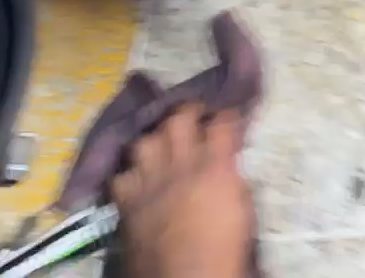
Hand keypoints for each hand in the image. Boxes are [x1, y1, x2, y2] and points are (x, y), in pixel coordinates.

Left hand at [111, 104, 253, 277]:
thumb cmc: (224, 250)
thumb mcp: (243, 208)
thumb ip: (233, 176)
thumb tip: (228, 162)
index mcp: (215, 165)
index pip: (222, 121)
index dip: (226, 114)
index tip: (229, 115)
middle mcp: (181, 165)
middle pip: (178, 119)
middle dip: (187, 113)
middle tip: (194, 118)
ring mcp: (151, 183)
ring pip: (144, 141)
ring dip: (154, 141)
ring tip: (162, 146)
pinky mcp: (128, 205)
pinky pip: (121, 177)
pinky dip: (130, 175)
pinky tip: (139, 180)